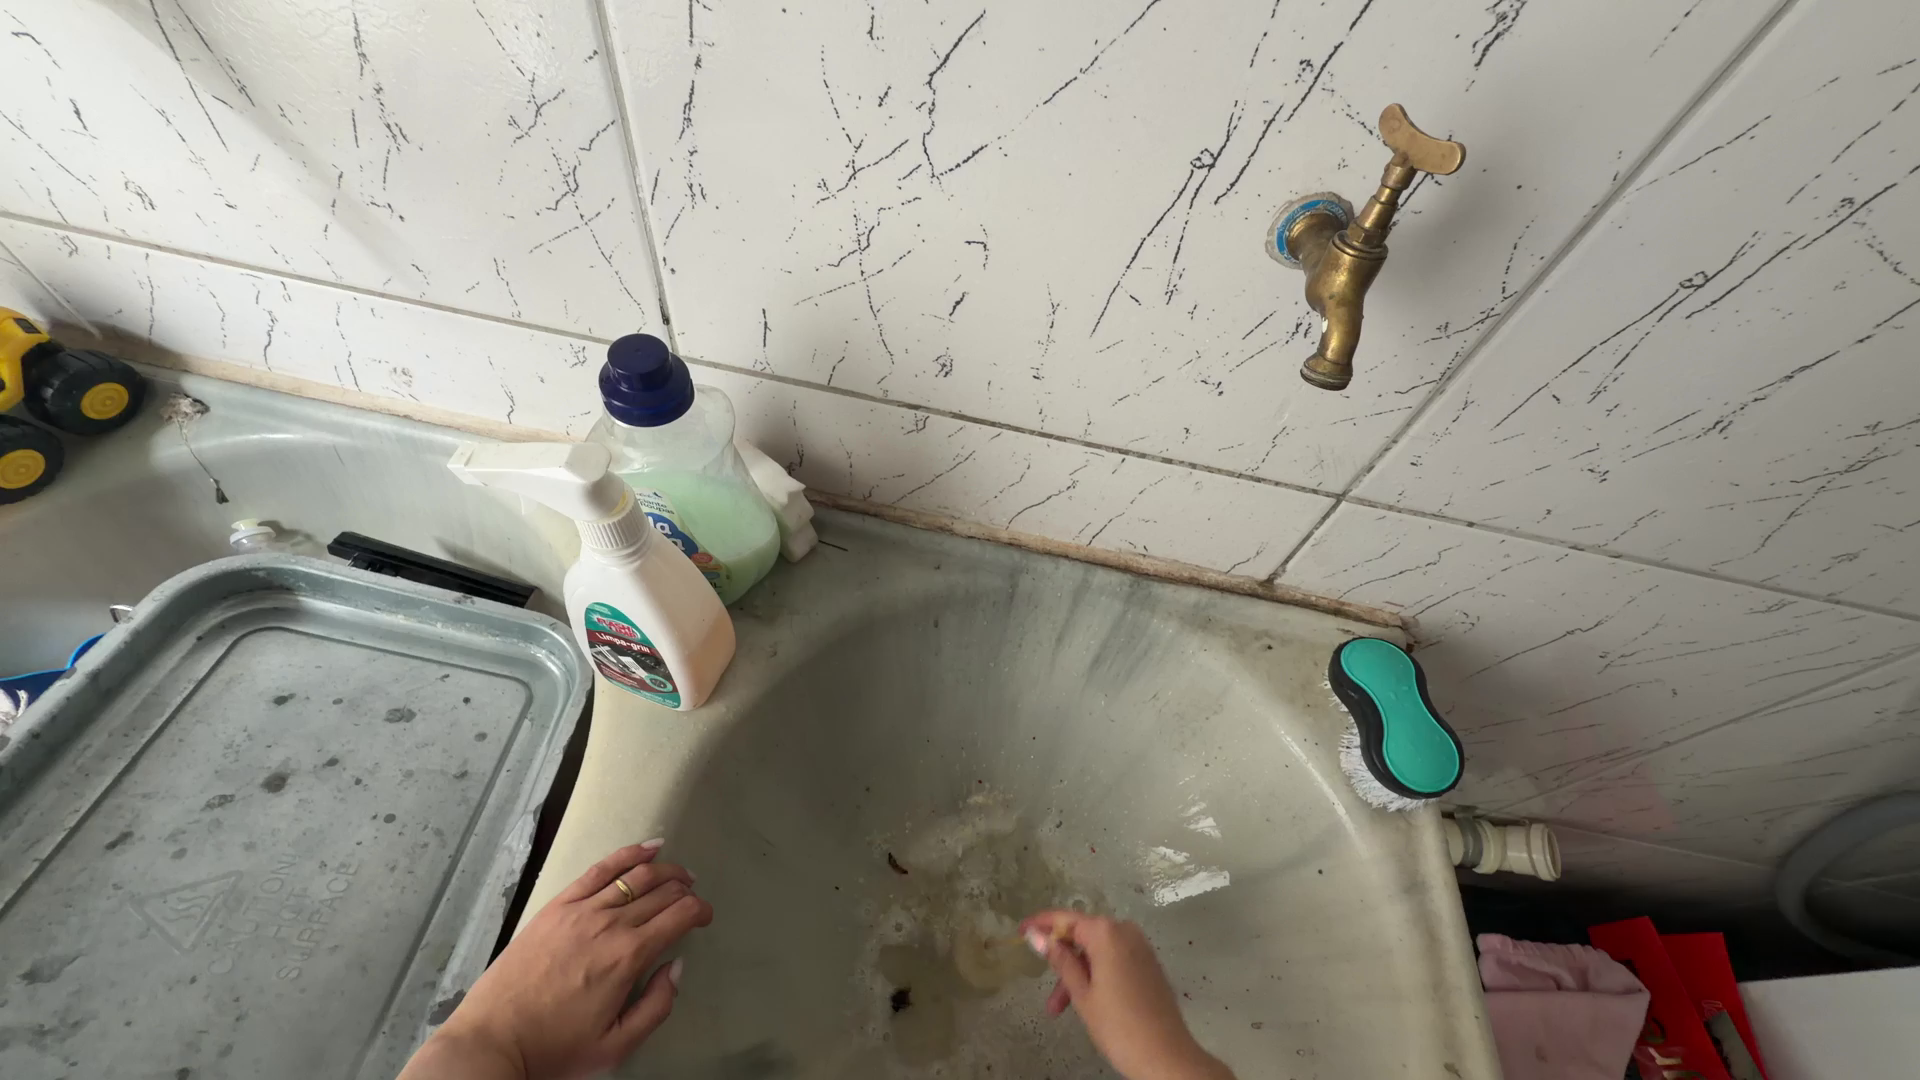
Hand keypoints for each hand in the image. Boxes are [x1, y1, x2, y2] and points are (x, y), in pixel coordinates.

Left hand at [400, 840, 713, 1079]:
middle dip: (686, 891)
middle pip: (662, 892)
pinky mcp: (559, 904)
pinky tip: (649, 848)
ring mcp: (583, 909)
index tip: (705, 917)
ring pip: (637, 875)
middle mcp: (611, 924)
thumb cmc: (554, 1049)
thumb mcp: (614, 1046)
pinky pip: (601, 869)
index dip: (700, 911)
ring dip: (666, 870)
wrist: (491, 1043)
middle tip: (692, 897)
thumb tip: (676, 966)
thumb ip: (656, 1006)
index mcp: (629, 957)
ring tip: (679, 873)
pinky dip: (629, 853)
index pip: (680, 916)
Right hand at [1019, 911, 1233, 1079]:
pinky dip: (1097, 974)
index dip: (1042, 924)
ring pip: (1097, 951)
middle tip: (1044, 988)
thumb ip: (1059, 959)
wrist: (1168, 1058)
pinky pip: (1114, 959)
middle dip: (1061, 961)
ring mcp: (1139, 946)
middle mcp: (1124, 930)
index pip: (1066, 918)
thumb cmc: (1119, 1025)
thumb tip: (1036, 934)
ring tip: (1061, 1009)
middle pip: (1082, 936)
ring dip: (1077, 974)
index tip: (1021, 931)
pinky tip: (1088, 1000)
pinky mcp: (1148, 963)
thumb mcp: (1082, 993)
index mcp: (1106, 932)